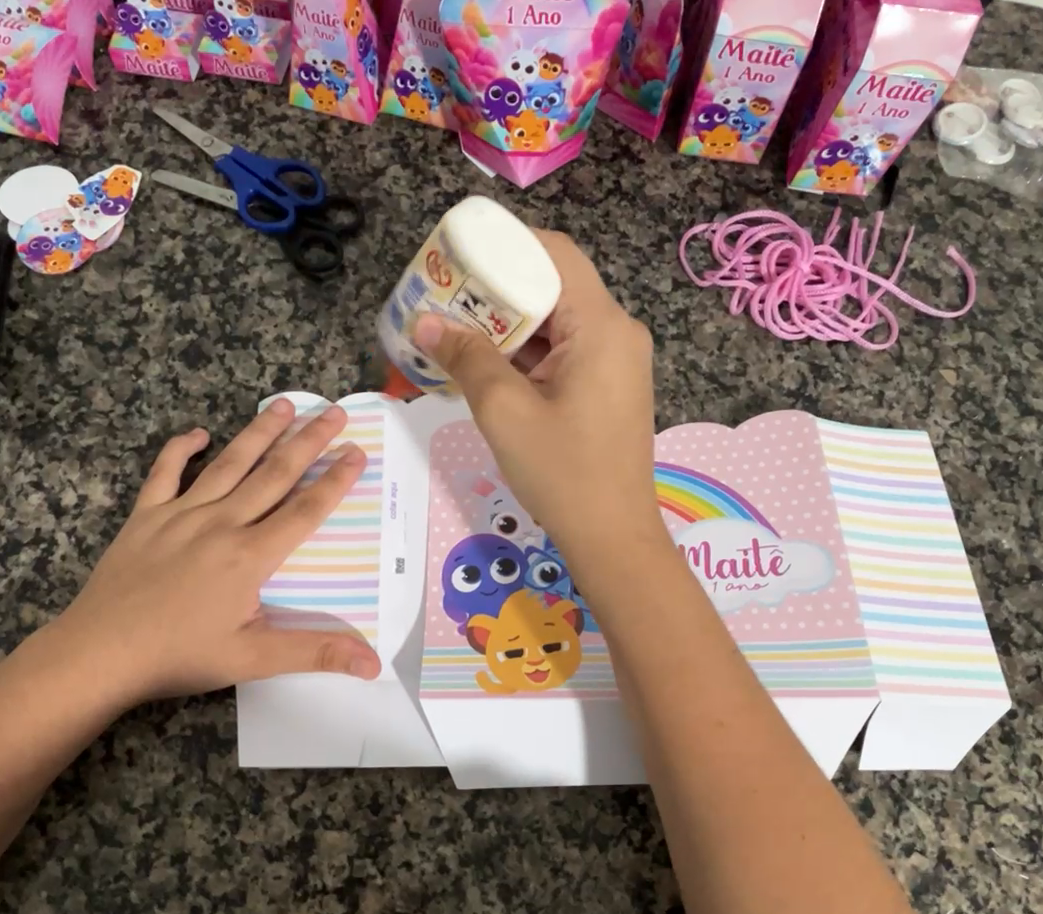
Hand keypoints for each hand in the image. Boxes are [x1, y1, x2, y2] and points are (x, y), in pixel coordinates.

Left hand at [43, 400, 382, 711]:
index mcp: (250, 556)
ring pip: (229, 464)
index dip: (334, 481)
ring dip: (259, 432)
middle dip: (309, 442)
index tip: (356, 452)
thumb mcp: (253, 660)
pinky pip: (165, 473)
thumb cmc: (180, 656)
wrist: (100, 652)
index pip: (304, 511)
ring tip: (285, 405)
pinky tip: (197, 433)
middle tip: (336, 413)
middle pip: (274, 475)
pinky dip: (180, 449)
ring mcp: (180, 514)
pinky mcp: (145, 516)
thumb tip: (373, 663)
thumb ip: (314, 652)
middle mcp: (221, 524)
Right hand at [413, 230, 661, 559]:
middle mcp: (617, 333)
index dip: (506, 246)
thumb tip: (425, 322)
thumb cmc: (562, 472)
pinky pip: (565, 354)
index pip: (555, 254)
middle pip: (554, 287)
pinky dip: (527, 356)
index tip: (459, 258)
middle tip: (445, 301)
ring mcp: (617, 363)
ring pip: (557, 324)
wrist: (612, 537)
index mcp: (602, 326)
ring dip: (508, 328)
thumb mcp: (504, 412)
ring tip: (455, 335)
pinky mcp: (609, 389)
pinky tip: (486, 368)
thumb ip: (465, 358)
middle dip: (497, 291)